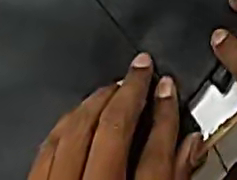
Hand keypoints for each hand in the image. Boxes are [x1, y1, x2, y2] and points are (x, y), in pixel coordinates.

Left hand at [28, 53, 204, 179]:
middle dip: (129, 91)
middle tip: (142, 67)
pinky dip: (63, 126)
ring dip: (95, 102)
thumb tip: (190, 143)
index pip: (155, 154)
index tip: (169, 86)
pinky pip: (46, 151)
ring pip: (74, 131)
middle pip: (112, 129)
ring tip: (112, 86)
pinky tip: (75, 114)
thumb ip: (172, 178)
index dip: (166, 113)